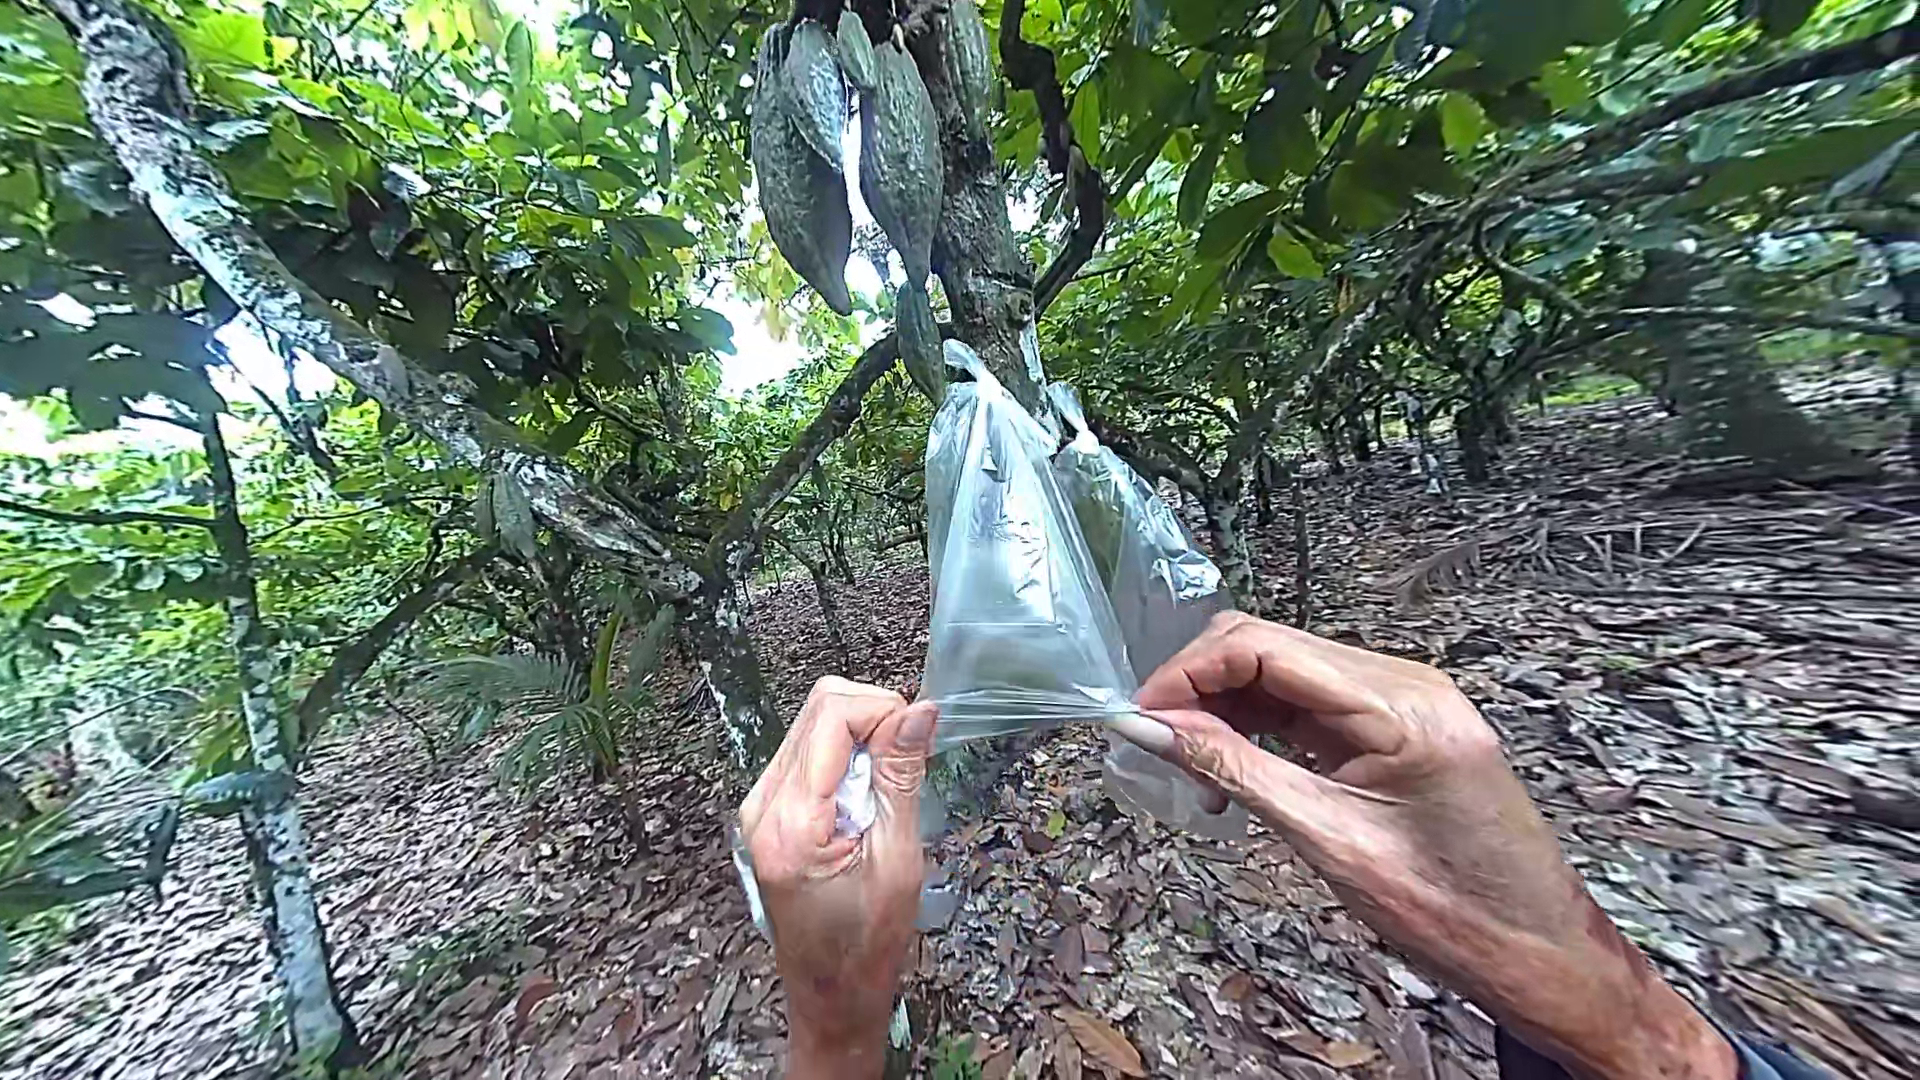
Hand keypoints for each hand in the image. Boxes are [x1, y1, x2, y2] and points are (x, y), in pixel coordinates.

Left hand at [740, 677, 936, 1079]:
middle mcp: (764, 802)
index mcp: (791, 821)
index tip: (915, 739)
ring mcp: (762, 801)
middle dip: (873, 714)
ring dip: (862, 730)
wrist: (831, 995)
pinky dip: (847, 747)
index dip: (883, 711)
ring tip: (885, 779)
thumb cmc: (867, 943)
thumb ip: (902, 775)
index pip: (833, 716)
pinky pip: (811, 743)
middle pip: (821, 706)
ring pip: (815, 717)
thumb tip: (920, 711)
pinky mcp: (770, 803)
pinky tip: (865, 786)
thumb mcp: (898, 858)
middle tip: (903, 758)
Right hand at [1134, 613, 1735, 1079]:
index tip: (1141, 715)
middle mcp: (1397, 679)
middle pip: (1263, 643)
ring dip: (1217, 703)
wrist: (1552, 967)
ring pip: (1271, 665)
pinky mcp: (1380, 716)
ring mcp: (1391, 693)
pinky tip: (1226, 759)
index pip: (1263, 648)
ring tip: (1188, 760)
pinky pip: (1293, 695)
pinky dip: (1247, 720)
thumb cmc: (1453, 918)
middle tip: (1156, 735)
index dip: (1188, 672)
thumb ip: (1229, 769)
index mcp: (1400, 705)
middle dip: (1196, 682)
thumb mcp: (1326, 841)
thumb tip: (1145, 728)